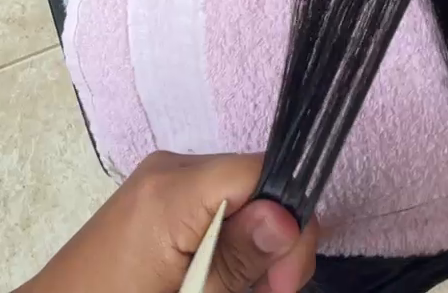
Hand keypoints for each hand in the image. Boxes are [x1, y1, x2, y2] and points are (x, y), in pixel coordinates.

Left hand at [19, 152, 316, 292]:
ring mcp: (162, 177)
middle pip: (252, 184)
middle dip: (271, 240)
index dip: (288, 218)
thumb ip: (236, 258)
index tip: (284, 280)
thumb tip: (288, 217)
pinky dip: (225, 238)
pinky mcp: (158, 193)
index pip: (258, 170)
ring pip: (237, 197)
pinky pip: (212, 203)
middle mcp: (169, 167)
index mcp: (172, 188)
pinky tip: (212, 276)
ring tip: (228, 290)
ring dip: (249, 245)